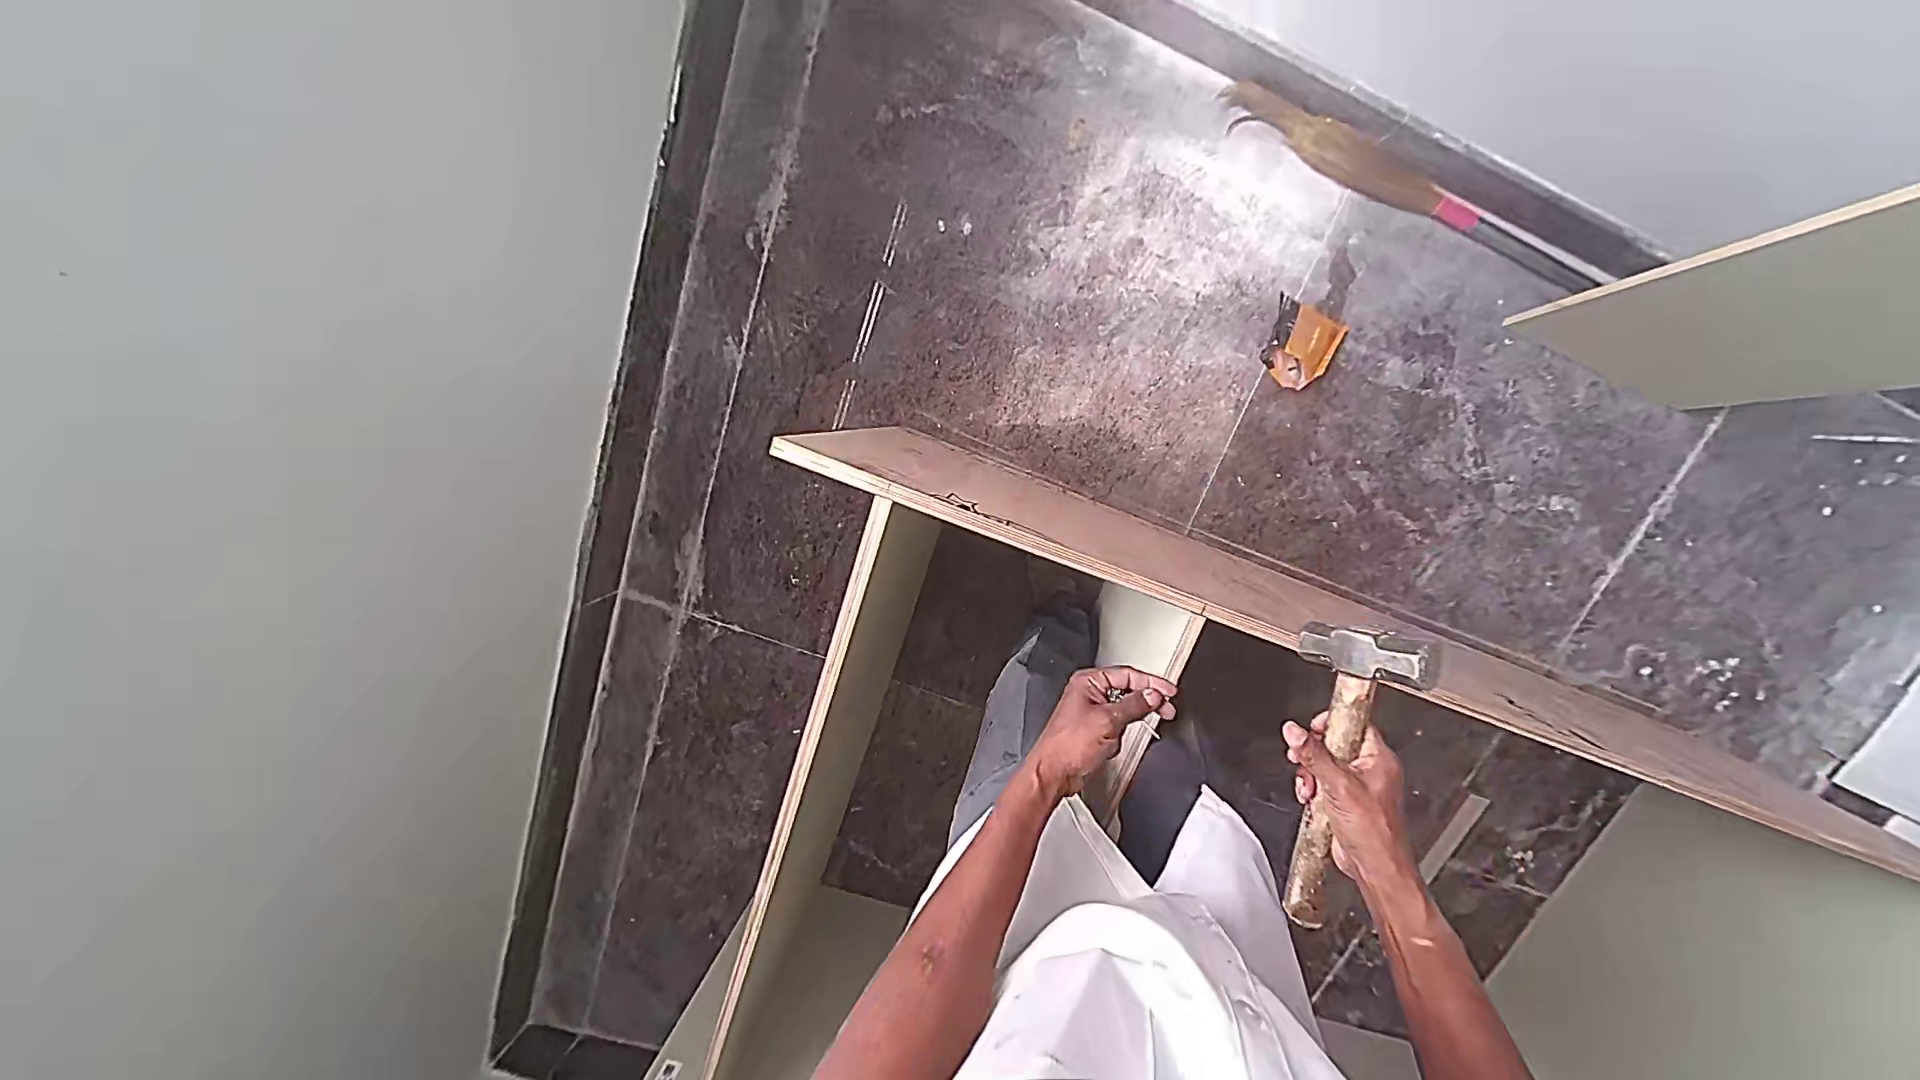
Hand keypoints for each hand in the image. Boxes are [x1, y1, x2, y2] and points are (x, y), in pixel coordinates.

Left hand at [1024, 666, 1177, 799]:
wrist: (1054, 772)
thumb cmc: (1067, 745)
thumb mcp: (1108, 720)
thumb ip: (1134, 705)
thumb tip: (1152, 695)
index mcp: (1087, 682)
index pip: (1127, 675)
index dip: (1151, 682)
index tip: (1169, 691)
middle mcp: (1088, 693)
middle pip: (1127, 689)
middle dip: (1147, 700)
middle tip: (1167, 706)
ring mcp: (1091, 711)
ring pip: (1124, 708)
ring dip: (1134, 717)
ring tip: (1142, 725)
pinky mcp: (1094, 728)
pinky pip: (1118, 724)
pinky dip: (1124, 731)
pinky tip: (1122, 739)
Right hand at [1284, 713, 1413, 882]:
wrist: (1376, 868)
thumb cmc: (1374, 833)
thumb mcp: (1337, 784)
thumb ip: (1313, 755)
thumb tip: (1294, 731)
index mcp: (1378, 758)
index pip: (1353, 723)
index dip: (1330, 722)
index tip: (1311, 728)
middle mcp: (1370, 769)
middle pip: (1332, 743)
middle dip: (1312, 752)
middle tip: (1301, 757)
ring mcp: (1358, 784)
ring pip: (1323, 762)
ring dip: (1309, 773)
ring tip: (1308, 786)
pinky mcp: (1346, 798)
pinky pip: (1322, 781)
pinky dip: (1312, 787)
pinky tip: (1310, 797)